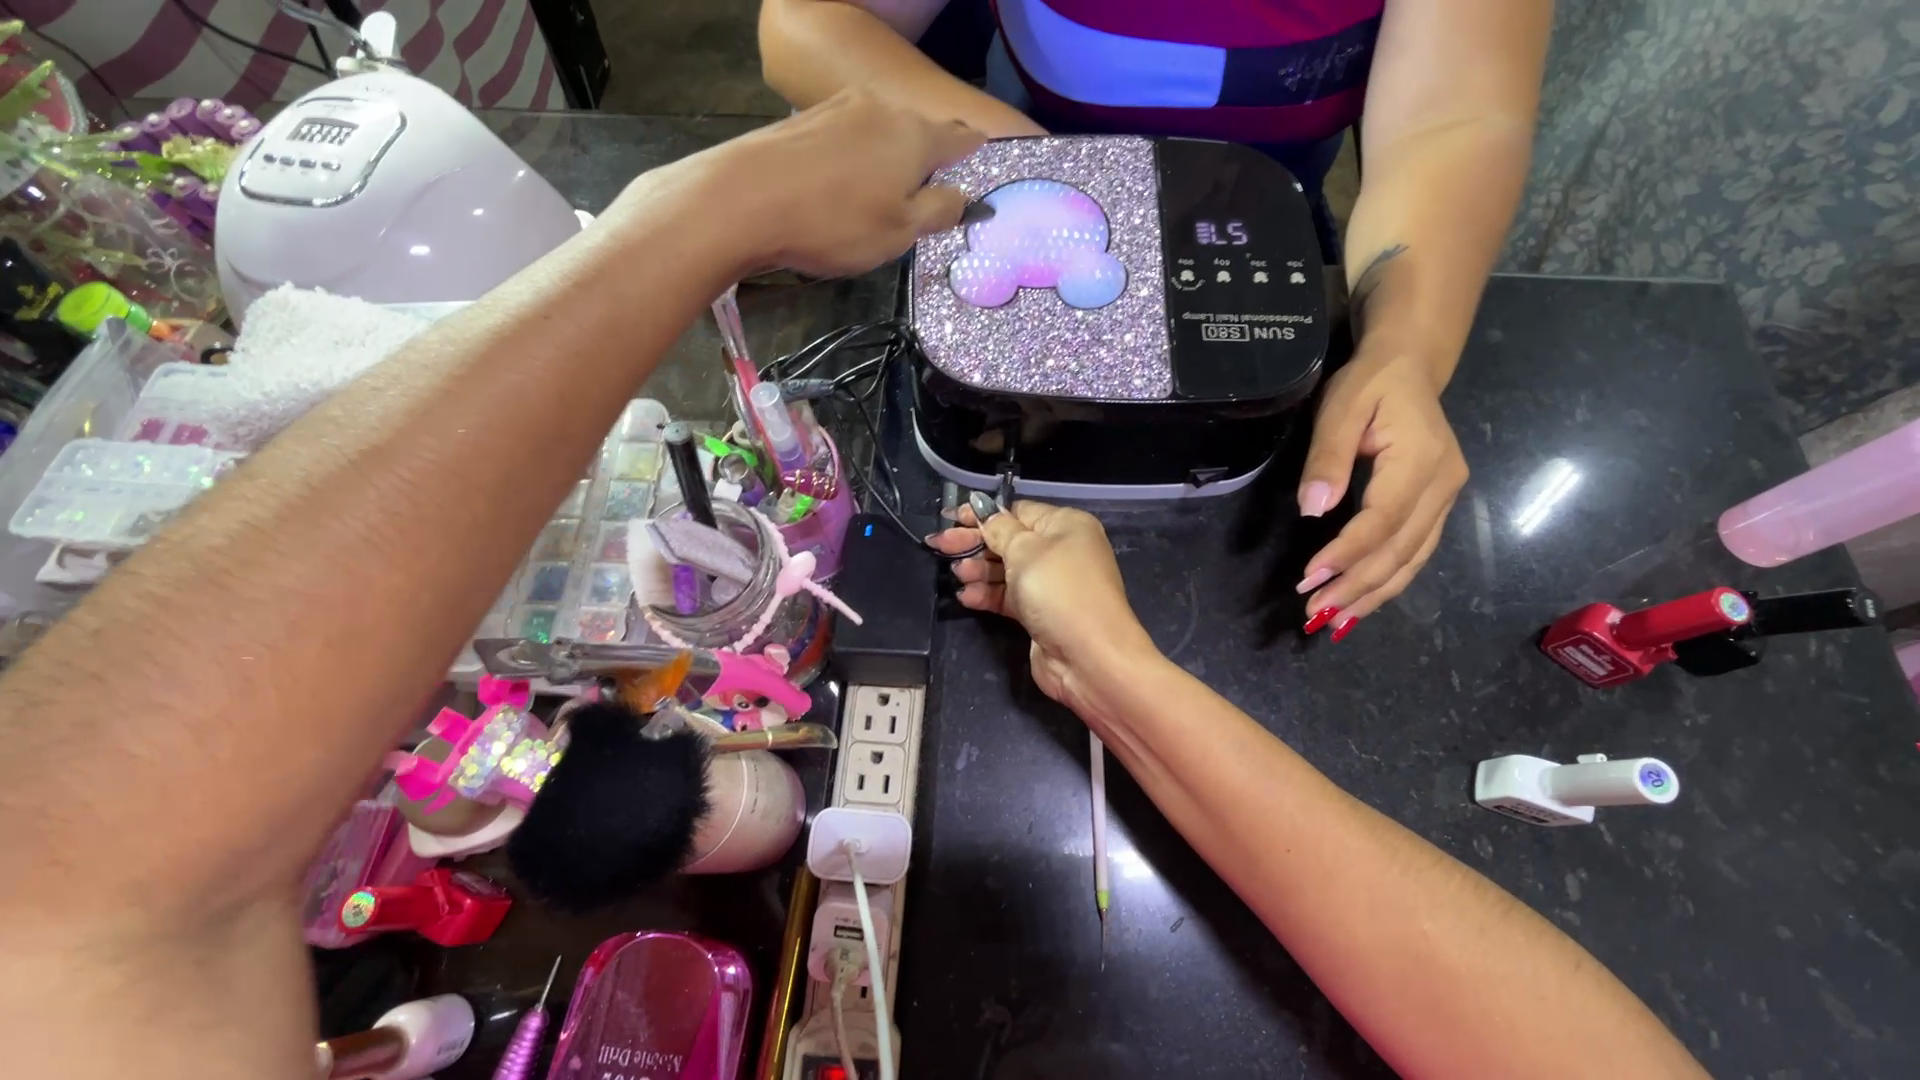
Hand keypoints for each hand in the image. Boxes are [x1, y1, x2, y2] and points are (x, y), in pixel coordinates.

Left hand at [621, 89, 983, 279]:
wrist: (744, 199)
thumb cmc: (836, 222)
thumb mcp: (900, 232)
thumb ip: (940, 211)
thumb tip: (966, 197)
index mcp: (917, 135)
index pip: (964, 138)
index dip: (977, 159)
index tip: (981, 179)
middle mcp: (884, 110)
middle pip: (921, 134)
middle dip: (929, 165)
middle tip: (926, 206)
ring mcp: (841, 109)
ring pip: (883, 136)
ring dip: (890, 165)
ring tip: (881, 203)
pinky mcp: (807, 120)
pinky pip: (849, 141)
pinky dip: (857, 163)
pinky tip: (842, 192)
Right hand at [929, 502, 1155, 717]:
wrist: (1089, 656)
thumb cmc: (1059, 591)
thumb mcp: (1026, 550)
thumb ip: (1000, 529)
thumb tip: (986, 511)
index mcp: (1065, 526)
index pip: (1019, 511)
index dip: (985, 514)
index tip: (953, 518)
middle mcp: (1060, 551)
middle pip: (1009, 540)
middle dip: (975, 542)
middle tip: (940, 544)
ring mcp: (1050, 585)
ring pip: (1006, 570)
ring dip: (978, 570)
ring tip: (956, 573)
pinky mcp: (1040, 614)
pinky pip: (1008, 597)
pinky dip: (987, 595)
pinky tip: (966, 597)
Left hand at [1295, 345, 1467, 636]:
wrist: (1410, 367)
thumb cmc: (1370, 384)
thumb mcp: (1340, 409)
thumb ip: (1327, 459)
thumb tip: (1314, 508)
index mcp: (1421, 460)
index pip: (1382, 521)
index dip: (1347, 554)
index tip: (1311, 578)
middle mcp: (1443, 486)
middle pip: (1400, 550)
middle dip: (1357, 586)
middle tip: (1316, 613)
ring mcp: (1446, 499)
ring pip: (1412, 559)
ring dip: (1373, 593)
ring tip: (1335, 620)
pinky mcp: (1438, 506)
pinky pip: (1415, 552)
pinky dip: (1388, 580)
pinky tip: (1362, 600)